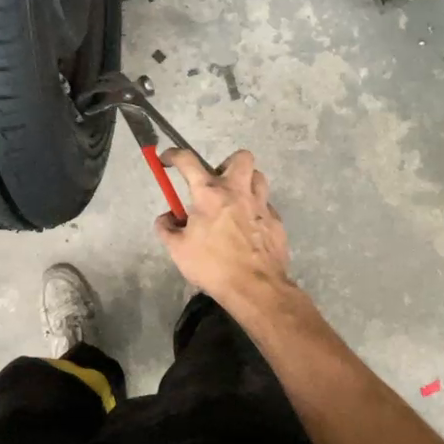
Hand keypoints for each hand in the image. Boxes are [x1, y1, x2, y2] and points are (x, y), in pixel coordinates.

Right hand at [156, 149, 291, 310]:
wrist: (256, 288)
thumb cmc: (213, 265)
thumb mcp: (178, 250)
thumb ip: (166, 229)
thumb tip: (166, 217)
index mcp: (209, 193)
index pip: (187, 160)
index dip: (174, 155)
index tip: (167, 160)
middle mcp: (237, 191)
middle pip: (241, 157)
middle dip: (228, 164)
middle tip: (218, 184)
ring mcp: (261, 206)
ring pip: (259, 178)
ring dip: (247, 184)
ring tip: (236, 202)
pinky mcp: (277, 223)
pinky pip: (267, 207)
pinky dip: (257, 212)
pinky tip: (250, 229)